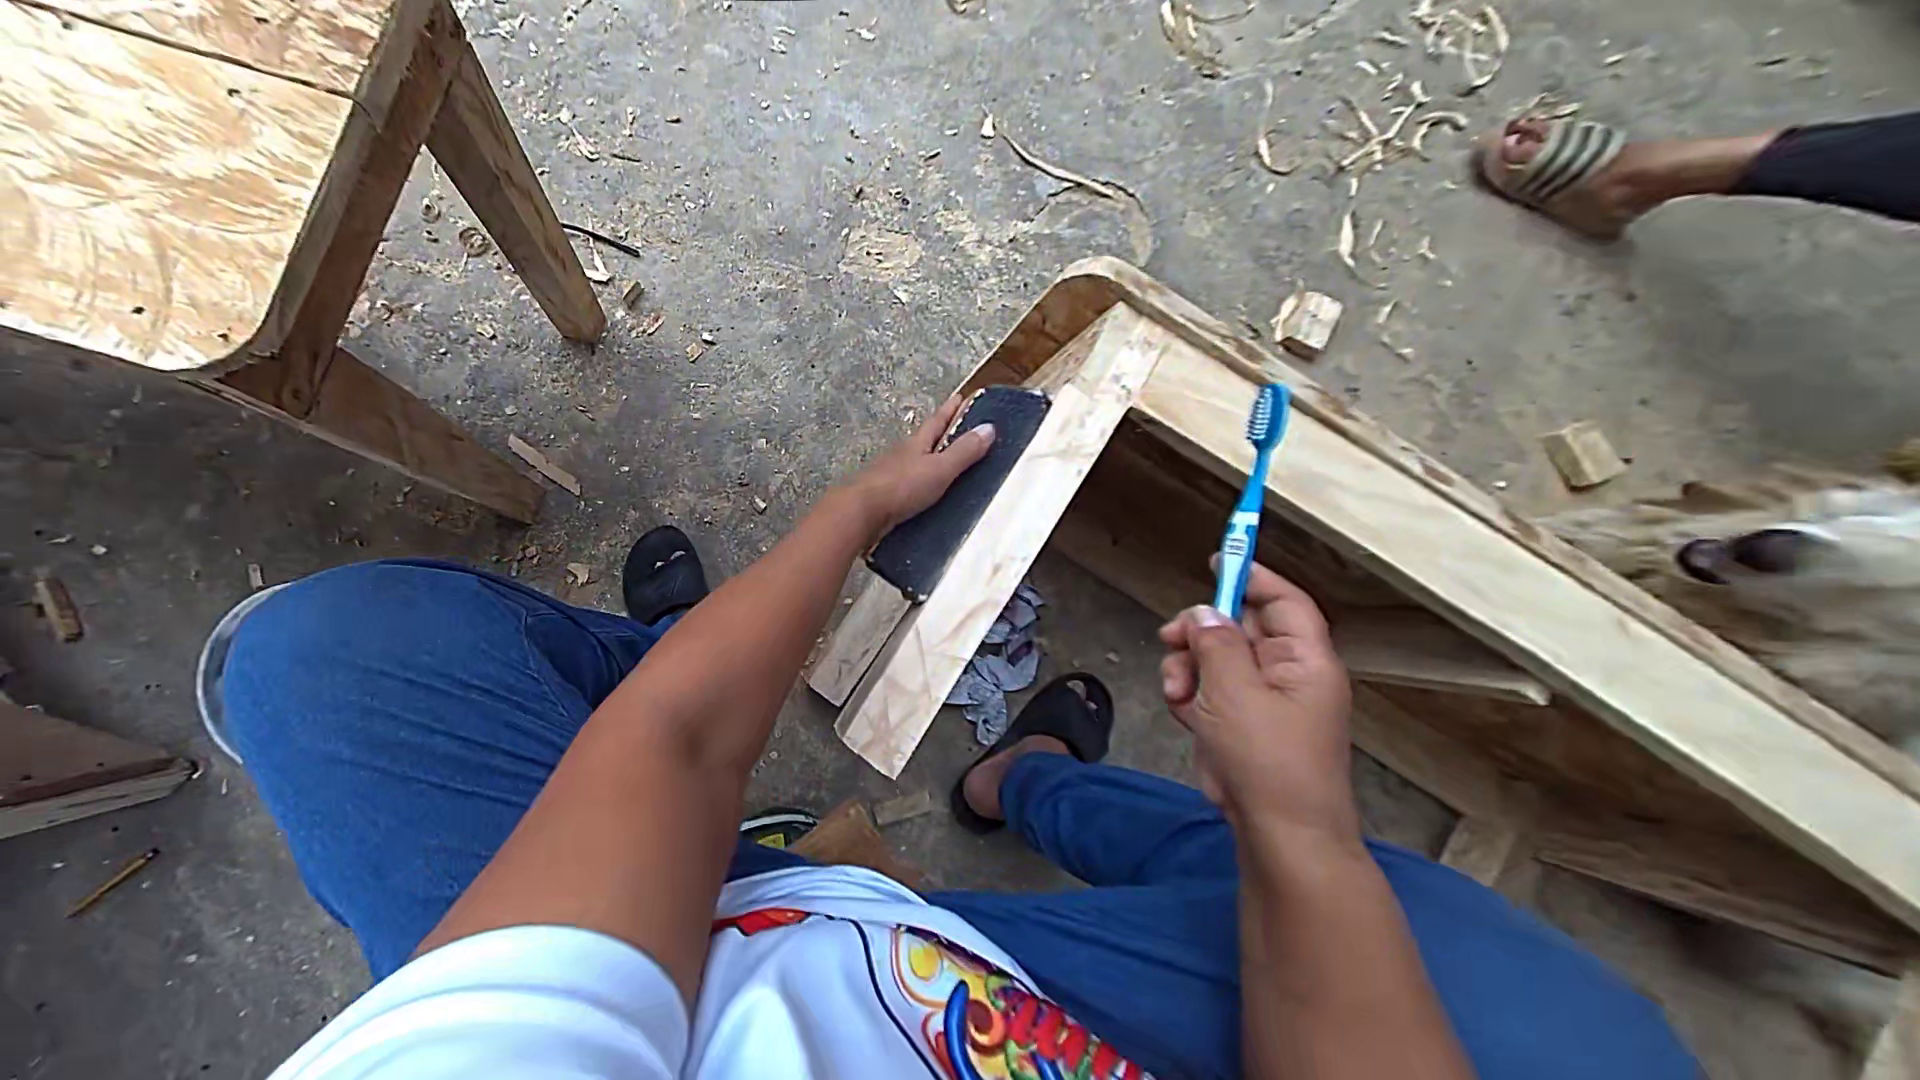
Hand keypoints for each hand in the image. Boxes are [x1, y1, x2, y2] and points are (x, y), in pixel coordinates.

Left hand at [837, 394, 995, 542]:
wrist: (862, 513)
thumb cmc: (901, 487)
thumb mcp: (940, 468)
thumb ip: (964, 452)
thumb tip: (988, 428)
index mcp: (917, 443)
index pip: (938, 420)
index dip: (951, 409)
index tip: (962, 397)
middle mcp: (903, 455)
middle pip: (926, 439)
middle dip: (942, 433)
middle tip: (960, 429)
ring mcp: (893, 476)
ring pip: (917, 462)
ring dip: (932, 460)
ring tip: (949, 464)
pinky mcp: (888, 497)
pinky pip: (911, 485)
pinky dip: (923, 485)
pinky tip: (929, 495)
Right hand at [1159, 560, 1358, 842]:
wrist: (1277, 836)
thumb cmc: (1267, 762)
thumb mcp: (1234, 693)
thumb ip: (1215, 643)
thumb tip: (1204, 612)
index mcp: (1304, 661)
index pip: (1283, 601)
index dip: (1253, 577)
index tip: (1220, 559)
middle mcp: (1287, 674)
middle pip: (1239, 629)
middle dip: (1200, 633)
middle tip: (1170, 639)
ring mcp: (1263, 700)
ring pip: (1216, 660)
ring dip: (1188, 669)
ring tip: (1176, 692)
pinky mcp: (1241, 723)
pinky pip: (1209, 691)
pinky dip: (1190, 696)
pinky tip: (1182, 713)